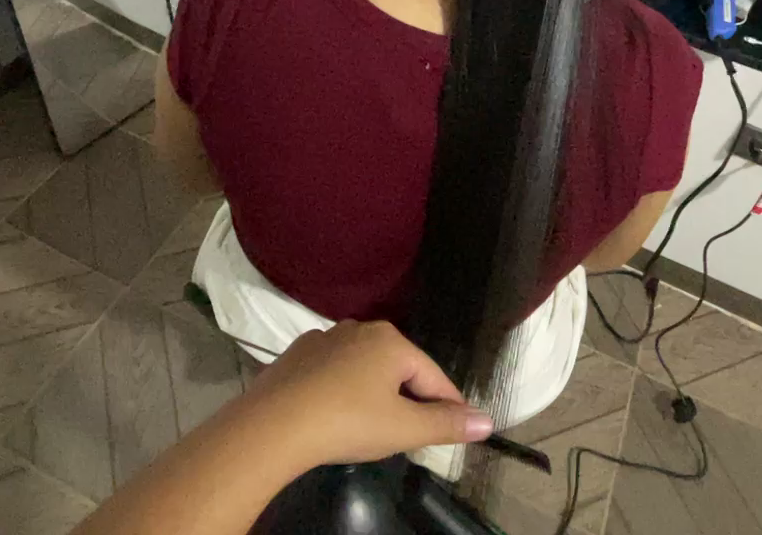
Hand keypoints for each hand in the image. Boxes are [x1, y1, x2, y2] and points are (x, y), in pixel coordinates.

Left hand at [238, 321, 493, 467]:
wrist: (274, 424)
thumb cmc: (348, 422)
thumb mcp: (403, 428)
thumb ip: (445, 423)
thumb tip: (487, 420)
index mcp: (392, 341)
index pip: (433, 375)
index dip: (448, 405)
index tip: (458, 429)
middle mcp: (361, 328)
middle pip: (399, 367)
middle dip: (410, 397)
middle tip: (413, 432)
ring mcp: (326, 337)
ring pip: (365, 366)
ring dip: (375, 390)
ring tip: (374, 423)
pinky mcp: (299, 352)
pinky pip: (335, 369)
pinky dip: (343, 387)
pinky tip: (336, 410)